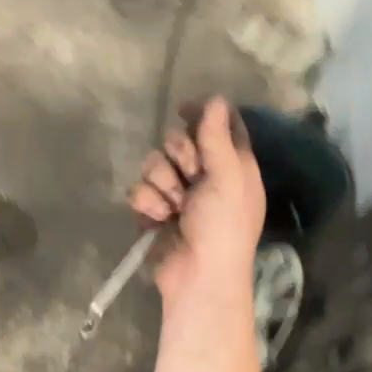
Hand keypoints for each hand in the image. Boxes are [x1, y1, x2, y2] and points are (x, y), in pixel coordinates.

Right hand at [126, 97, 265, 308]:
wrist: (198, 274)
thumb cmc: (224, 225)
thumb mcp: (228, 176)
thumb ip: (217, 137)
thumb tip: (215, 98)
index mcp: (232, 164)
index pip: (217, 125)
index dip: (202, 114)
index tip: (184, 109)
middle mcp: (204, 175)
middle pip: (178, 140)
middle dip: (178, 155)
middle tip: (190, 174)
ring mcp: (176, 195)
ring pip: (154, 165)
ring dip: (161, 184)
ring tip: (173, 207)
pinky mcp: (153, 212)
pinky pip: (139, 191)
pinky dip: (147, 204)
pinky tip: (158, 220)